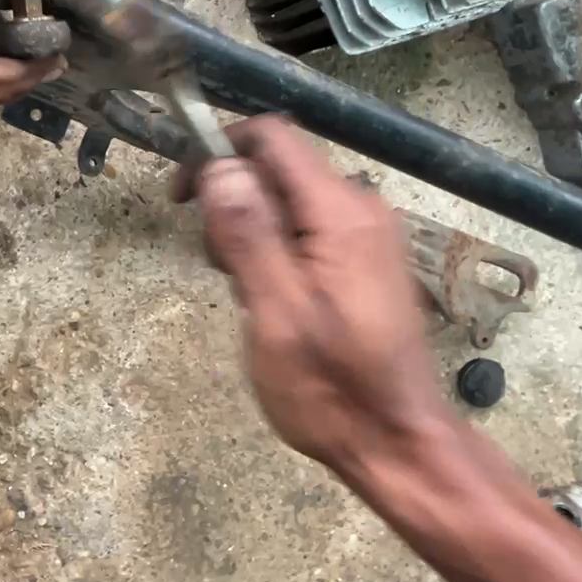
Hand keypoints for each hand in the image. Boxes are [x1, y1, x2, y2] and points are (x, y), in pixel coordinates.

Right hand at [176, 117, 452, 471]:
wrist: (397, 445)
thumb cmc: (331, 387)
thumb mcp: (276, 311)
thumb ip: (248, 233)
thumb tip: (218, 167)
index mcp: (339, 212)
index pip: (272, 137)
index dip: (218, 150)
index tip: (183, 196)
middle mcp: (358, 208)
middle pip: (275, 166)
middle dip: (231, 201)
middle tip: (219, 264)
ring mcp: (365, 232)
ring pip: (284, 198)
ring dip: (248, 229)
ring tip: (245, 289)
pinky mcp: (362, 257)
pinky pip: (302, 225)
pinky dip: (272, 246)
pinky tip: (269, 294)